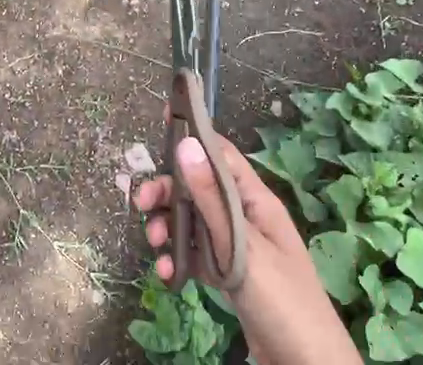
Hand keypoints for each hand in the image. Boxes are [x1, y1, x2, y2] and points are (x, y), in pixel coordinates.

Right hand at [134, 134, 360, 364]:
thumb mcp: (241, 246)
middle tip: (141, 205)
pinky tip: (168, 273)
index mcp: (256, 202)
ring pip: (192, 221)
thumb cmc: (281, 299)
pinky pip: (195, 253)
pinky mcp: (228, 272)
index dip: (193, 137)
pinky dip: (177, 258)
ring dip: (168, 228)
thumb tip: (186, 142)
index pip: (222, 155)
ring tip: (156, 246)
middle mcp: (245, 217)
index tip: (161, 123)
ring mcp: (237, 246)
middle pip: (198, 188)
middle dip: (167, 193)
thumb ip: (210, 198)